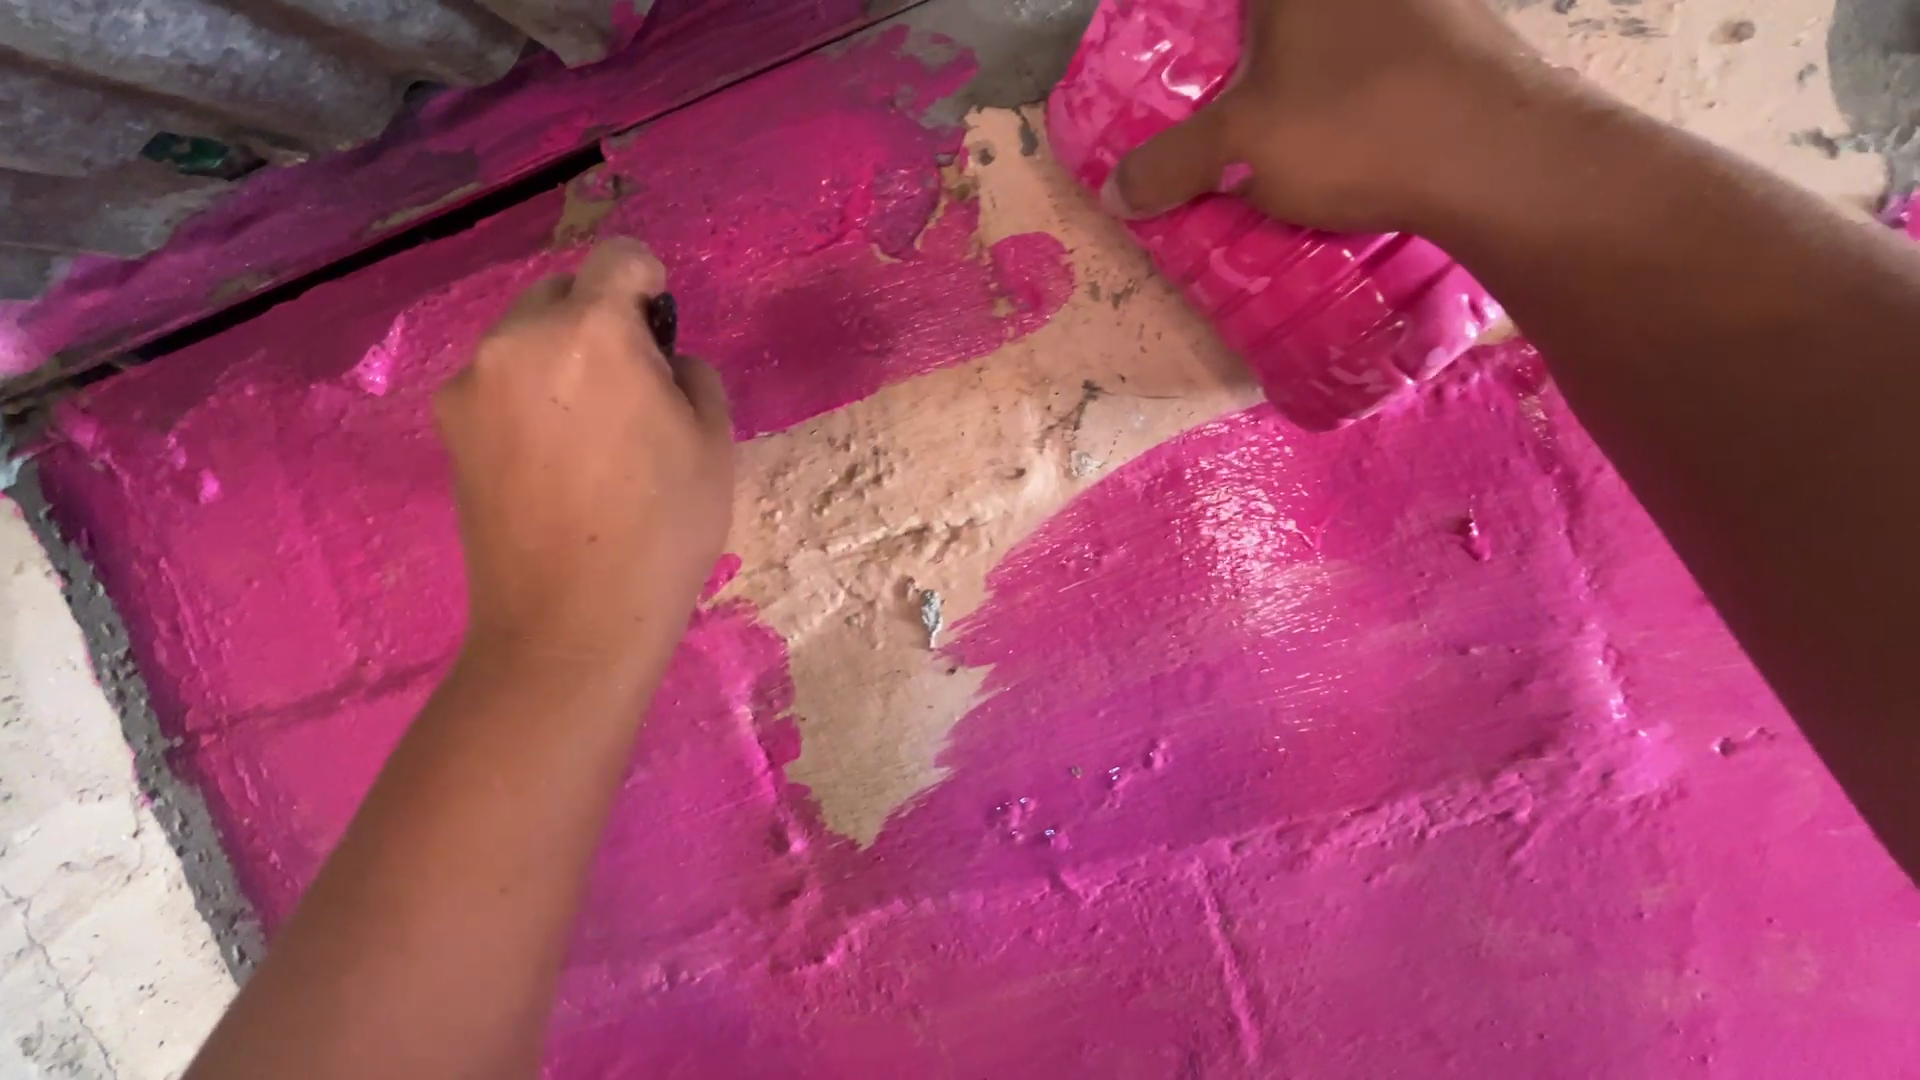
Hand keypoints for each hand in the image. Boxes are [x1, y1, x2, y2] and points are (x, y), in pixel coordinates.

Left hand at [434, 239, 733, 673]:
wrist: (574, 620)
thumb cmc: (664, 530)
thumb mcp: (715, 445)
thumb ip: (693, 376)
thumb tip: (662, 363)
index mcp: (595, 332)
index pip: (620, 257)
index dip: (651, 282)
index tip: (662, 328)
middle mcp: (519, 338)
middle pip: (564, 291)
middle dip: (601, 318)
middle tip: (632, 389)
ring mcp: (472, 382)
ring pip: (524, 336)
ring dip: (561, 356)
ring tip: (590, 431)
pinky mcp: (449, 426)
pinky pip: (497, 381)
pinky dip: (528, 395)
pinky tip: (551, 459)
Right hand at [1106, 0, 1551, 232]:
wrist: (1493, 156)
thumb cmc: (1351, 126)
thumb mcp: (1238, 148)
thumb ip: (1169, 164)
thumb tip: (1111, 191)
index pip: (1229, 4)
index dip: (1203, 31)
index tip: (1198, 70)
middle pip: (1279, 16)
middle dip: (1250, 53)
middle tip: (1225, 97)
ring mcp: (1415, 1)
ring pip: (1336, 31)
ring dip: (1304, 68)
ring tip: (1279, 127)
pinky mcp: (1455, 35)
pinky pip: (1377, 50)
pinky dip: (1349, 82)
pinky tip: (1343, 130)